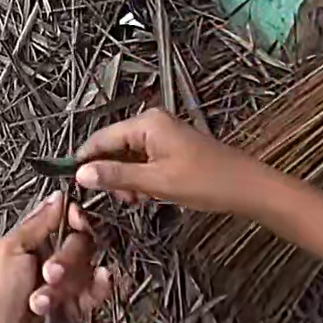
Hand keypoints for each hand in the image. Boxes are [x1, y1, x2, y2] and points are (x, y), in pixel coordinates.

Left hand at [0, 192, 109, 322]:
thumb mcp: (10, 249)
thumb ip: (39, 222)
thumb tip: (57, 197)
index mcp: (28, 242)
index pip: (63, 219)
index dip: (74, 218)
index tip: (76, 220)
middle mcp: (46, 261)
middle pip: (79, 244)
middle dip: (67, 258)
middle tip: (49, 272)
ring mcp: (60, 286)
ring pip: (86, 269)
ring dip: (68, 283)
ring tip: (44, 299)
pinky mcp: (73, 308)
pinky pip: (95, 291)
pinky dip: (96, 288)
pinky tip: (96, 285)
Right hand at [76, 108, 265, 213]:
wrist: (249, 188)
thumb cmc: (206, 182)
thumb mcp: (155, 182)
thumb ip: (115, 176)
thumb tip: (80, 174)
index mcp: (146, 123)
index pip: (101, 138)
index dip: (85, 160)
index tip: (73, 182)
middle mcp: (151, 123)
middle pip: (112, 147)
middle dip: (110, 173)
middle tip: (120, 198)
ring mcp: (161, 135)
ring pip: (126, 157)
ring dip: (125, 179)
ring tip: (137, 199)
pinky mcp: (170, 148)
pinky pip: (141, 161)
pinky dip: (139, 178)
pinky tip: (147, 194)